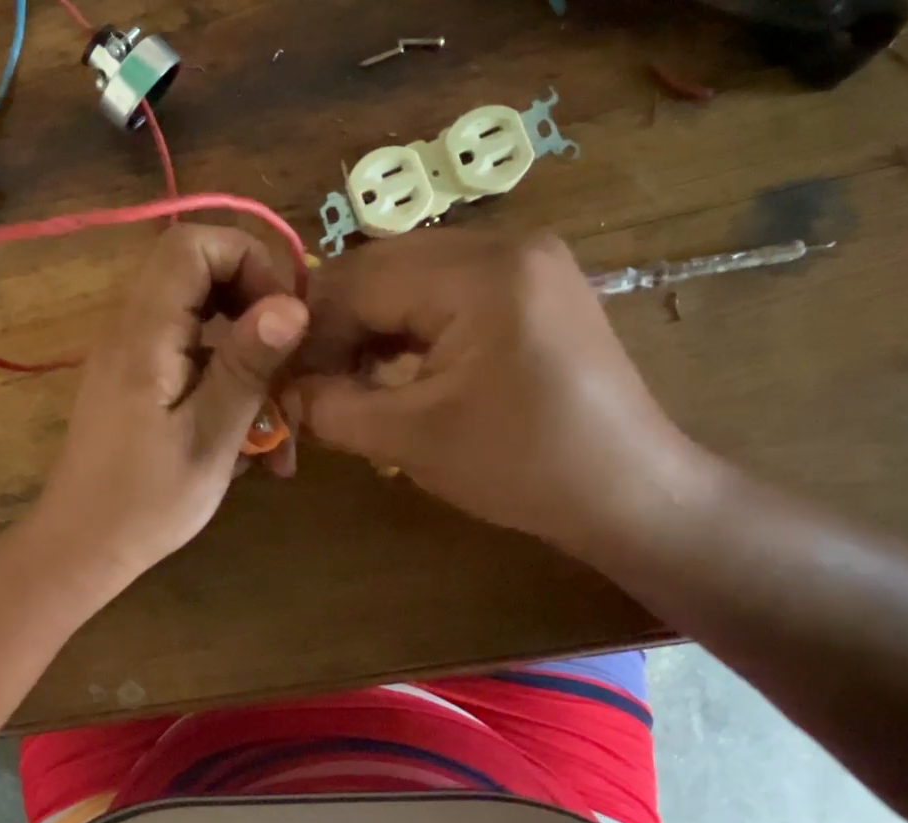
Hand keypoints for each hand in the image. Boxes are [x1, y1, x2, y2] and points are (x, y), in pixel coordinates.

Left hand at [27, 224, 309, 581]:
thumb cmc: (146, 501)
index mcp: (143, 334)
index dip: (248, 259)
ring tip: (278, 409)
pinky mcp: (132, 384)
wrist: (81, 547)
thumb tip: (293, 303)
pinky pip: (184, 354)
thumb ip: (247, 364)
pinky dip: (221, 378)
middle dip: (253, 303)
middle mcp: (128, 331)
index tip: (286, 313)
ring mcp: (127, 357)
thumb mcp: (210, 435)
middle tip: (289, 356)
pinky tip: (249, 433)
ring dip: (244, 350)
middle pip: (195, 272)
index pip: (192, 244)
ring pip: (196, 318)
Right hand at [282, 230, 701, 552]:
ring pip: (409, 276)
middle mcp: (506, 245)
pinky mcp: (532, 287)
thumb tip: (277, 389)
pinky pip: (445, 291)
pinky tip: (387, 369)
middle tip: (304, 380)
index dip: (307, 330)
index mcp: (481, 273)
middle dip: (334, 324)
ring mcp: (526, 262)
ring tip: (340, 379)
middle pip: (382, 266)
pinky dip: (405, 326)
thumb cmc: (520, 464)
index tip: (278, 379)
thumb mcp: (407, 439)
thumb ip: (328, 407)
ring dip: (366, 325)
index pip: (357, 280)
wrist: (629, 491)